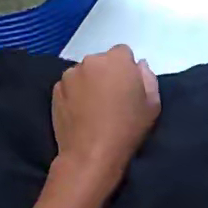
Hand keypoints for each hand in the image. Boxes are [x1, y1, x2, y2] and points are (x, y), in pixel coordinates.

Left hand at [51, 44, 159, 191]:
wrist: (91, 154)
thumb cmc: (127, 129)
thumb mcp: (152, 105)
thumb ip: (148, 78)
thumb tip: (139, 65)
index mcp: (117, 60)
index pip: (123, 53)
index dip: (126, 69)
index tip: (127, 88)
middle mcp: (91, 61)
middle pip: (101, 61)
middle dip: (106, 74)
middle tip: (111, 99)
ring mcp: (69, 75)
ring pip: (83, 73)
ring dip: (89, 82)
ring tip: (93, 107)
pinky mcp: (55, 90)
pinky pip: (69, 86)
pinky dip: (74, 94)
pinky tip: (79, 113)